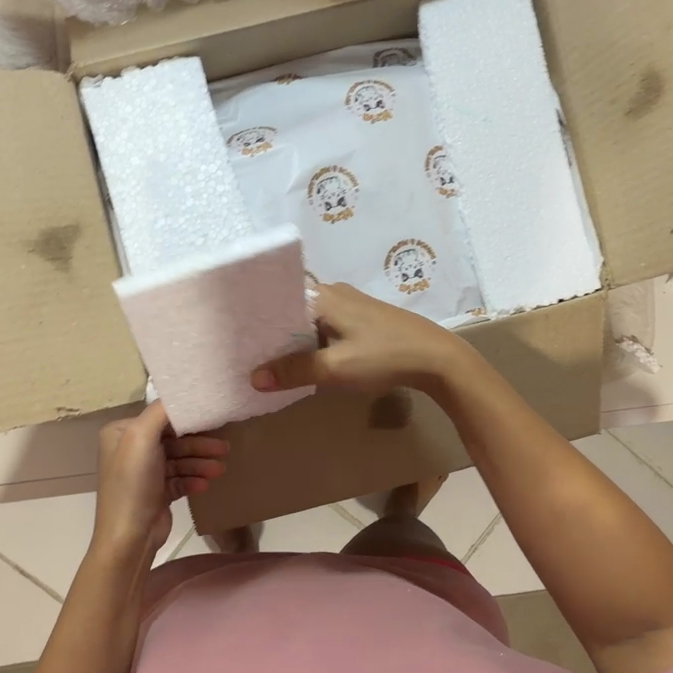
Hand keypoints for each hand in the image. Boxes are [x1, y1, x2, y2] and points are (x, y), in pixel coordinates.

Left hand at [92, 401, 227, 557]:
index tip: (213, 418)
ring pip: (180, 460)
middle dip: (198, 444)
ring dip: (200, 463)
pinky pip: (181, 480)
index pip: (159, 417)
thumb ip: (161, 412)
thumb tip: (182, 396)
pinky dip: (194, 480)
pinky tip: (206, 485)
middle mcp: (131, 449)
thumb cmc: (132, 483)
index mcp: (121, 432)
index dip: (186, 418)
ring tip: (220, 469)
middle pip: (173, 438)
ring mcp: (145, 472)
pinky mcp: (157, 493)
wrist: (129, 536)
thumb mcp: (141, 437)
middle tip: (224, 448)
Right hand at [249, 282, 469, 394]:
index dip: (257, 318)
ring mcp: (350, 305)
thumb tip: (254, 379)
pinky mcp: (362, 320)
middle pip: (292, 310)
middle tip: (246, 354)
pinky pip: (325, 328)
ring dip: (293, 340)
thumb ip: (294, 372)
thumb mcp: (335, 369)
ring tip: (267, 361)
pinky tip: (303, 361)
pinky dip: (311, 343)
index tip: (236, 336)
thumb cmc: (383, 356)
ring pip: (309, 321)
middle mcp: (333, 293)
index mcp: (323, 296)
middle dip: (272, 332)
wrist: (436, 358)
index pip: (278, 298)